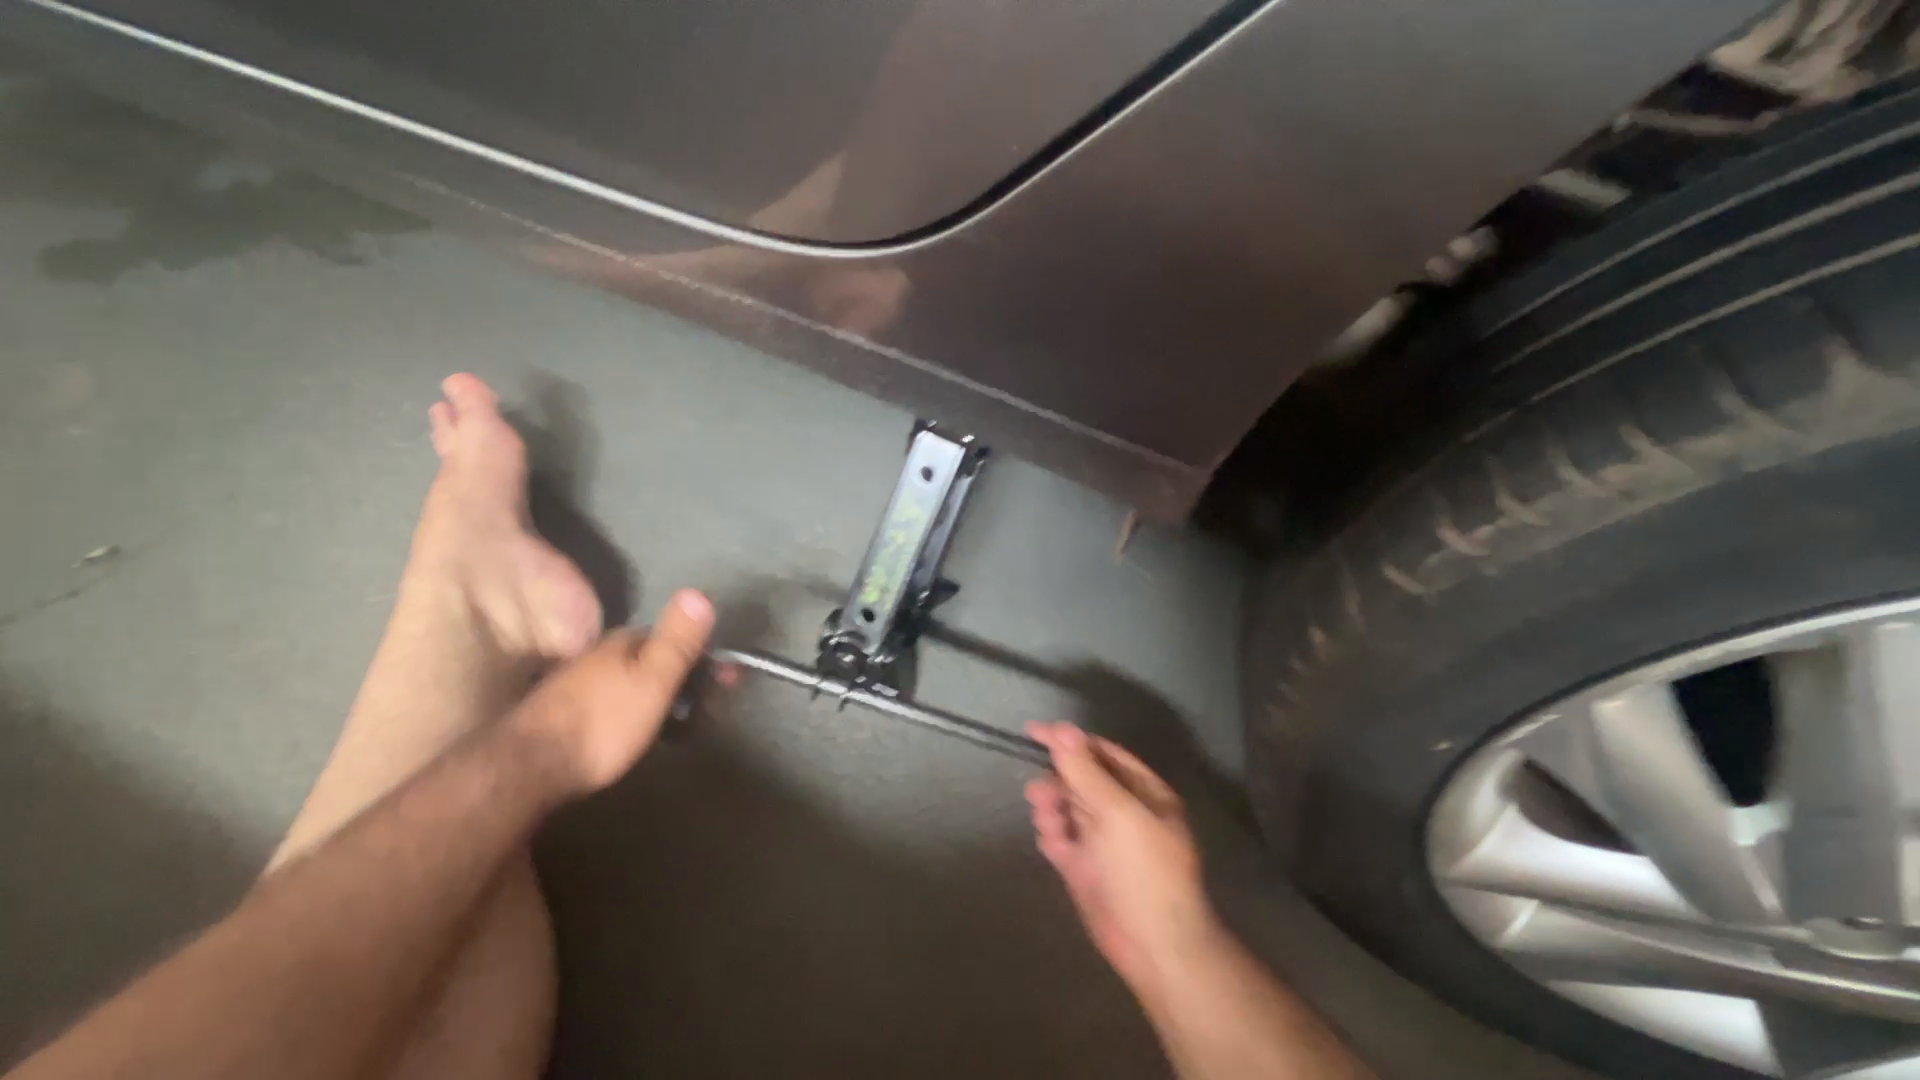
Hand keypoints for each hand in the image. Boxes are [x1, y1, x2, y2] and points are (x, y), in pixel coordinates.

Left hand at [511, 589, 715, 793]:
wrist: (531, 767)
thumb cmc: (602, 722)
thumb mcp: (652, 679)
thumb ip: (676, 640)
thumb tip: (699, 591)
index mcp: (621, 643)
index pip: (670, 637)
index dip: (702, 657)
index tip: (727, 681)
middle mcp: (596, 656)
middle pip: (649, 660)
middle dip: (680, 678)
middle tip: (704, 710)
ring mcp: (576, 686)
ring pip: (629, 683)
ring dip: (656, 698)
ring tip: (676, 726)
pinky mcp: (564, 716)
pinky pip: (612, 705)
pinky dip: (632, 714)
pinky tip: (634, 734)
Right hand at [1025, 723, 1220, 996]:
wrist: (1155, 946)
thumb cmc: (1145, 871)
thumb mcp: (1117, 813)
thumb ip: (1086, 772)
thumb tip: (1063, 729)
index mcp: (1143, 792)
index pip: (1102, 753)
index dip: (1069, 741)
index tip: (1034, 733)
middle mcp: (1123, 811)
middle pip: (1080, 779)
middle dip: (1058, 780)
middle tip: (1041, 793)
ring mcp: (1103, 841)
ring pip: (1066, 808)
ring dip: (1051, 807)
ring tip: (1047, 819)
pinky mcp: (1084, 868)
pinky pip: (1061, 839)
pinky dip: (1052, 835)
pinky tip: (1051, 842)